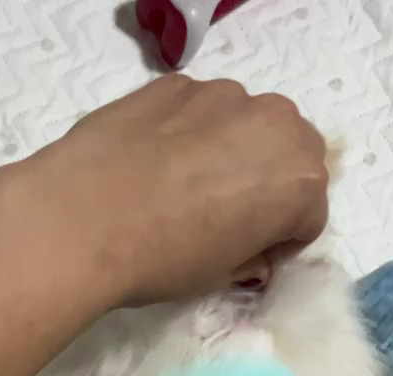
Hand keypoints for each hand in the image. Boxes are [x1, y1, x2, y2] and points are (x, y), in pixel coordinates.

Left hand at [14, 75, 329, 307]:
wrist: (83, 218)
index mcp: (300, 182)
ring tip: (179, 190)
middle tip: (223, 219)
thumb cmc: (162, 259)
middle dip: (267, 187)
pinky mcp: (177, 83)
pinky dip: (188, 135)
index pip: (309, 217)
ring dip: (228, 154)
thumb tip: (251, 247)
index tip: (249, 256)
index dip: (280, 242)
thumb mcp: (219, 274)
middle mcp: (276, 125)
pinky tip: (151, 165)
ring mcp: (225, 95)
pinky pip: (199, 112)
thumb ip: (249, 253)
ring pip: (244, 127)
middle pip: (290, 157)